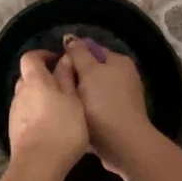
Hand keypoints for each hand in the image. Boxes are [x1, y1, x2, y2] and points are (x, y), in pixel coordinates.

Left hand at [9, 49, 88, 178]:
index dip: (42, 55)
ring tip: (61, 110)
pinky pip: (26, 114)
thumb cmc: (62, 128)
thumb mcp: (73, 101)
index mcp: (34, 80)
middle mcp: (20, 93)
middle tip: (64, 88)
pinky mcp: (14, 130)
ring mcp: (14, 112)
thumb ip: (67, 78)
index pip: (30, 57)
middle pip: (28, 77)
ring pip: (27, 97)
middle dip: (44, 78)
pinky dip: (37, 114)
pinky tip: (51, 127)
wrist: (38, 165)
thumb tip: (63, 59)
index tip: (58, 60)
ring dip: (40, 98)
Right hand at [63, 35, 157, 171]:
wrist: (123, 143)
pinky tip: (74, 117)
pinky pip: (97, 109)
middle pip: (92, 72)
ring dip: (79, 97)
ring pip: (92, 92)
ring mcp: (122, 98)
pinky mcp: (118, 117)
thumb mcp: (88, 72)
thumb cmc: (104, 102)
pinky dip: (87, 111)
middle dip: (75, 78)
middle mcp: (124, 77)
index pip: (92, 50)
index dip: (73, 56)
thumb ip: (78, 53)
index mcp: (120, 61)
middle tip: (56, 87)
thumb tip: (70, 37)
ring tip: (62, 103)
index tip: (56, 68)